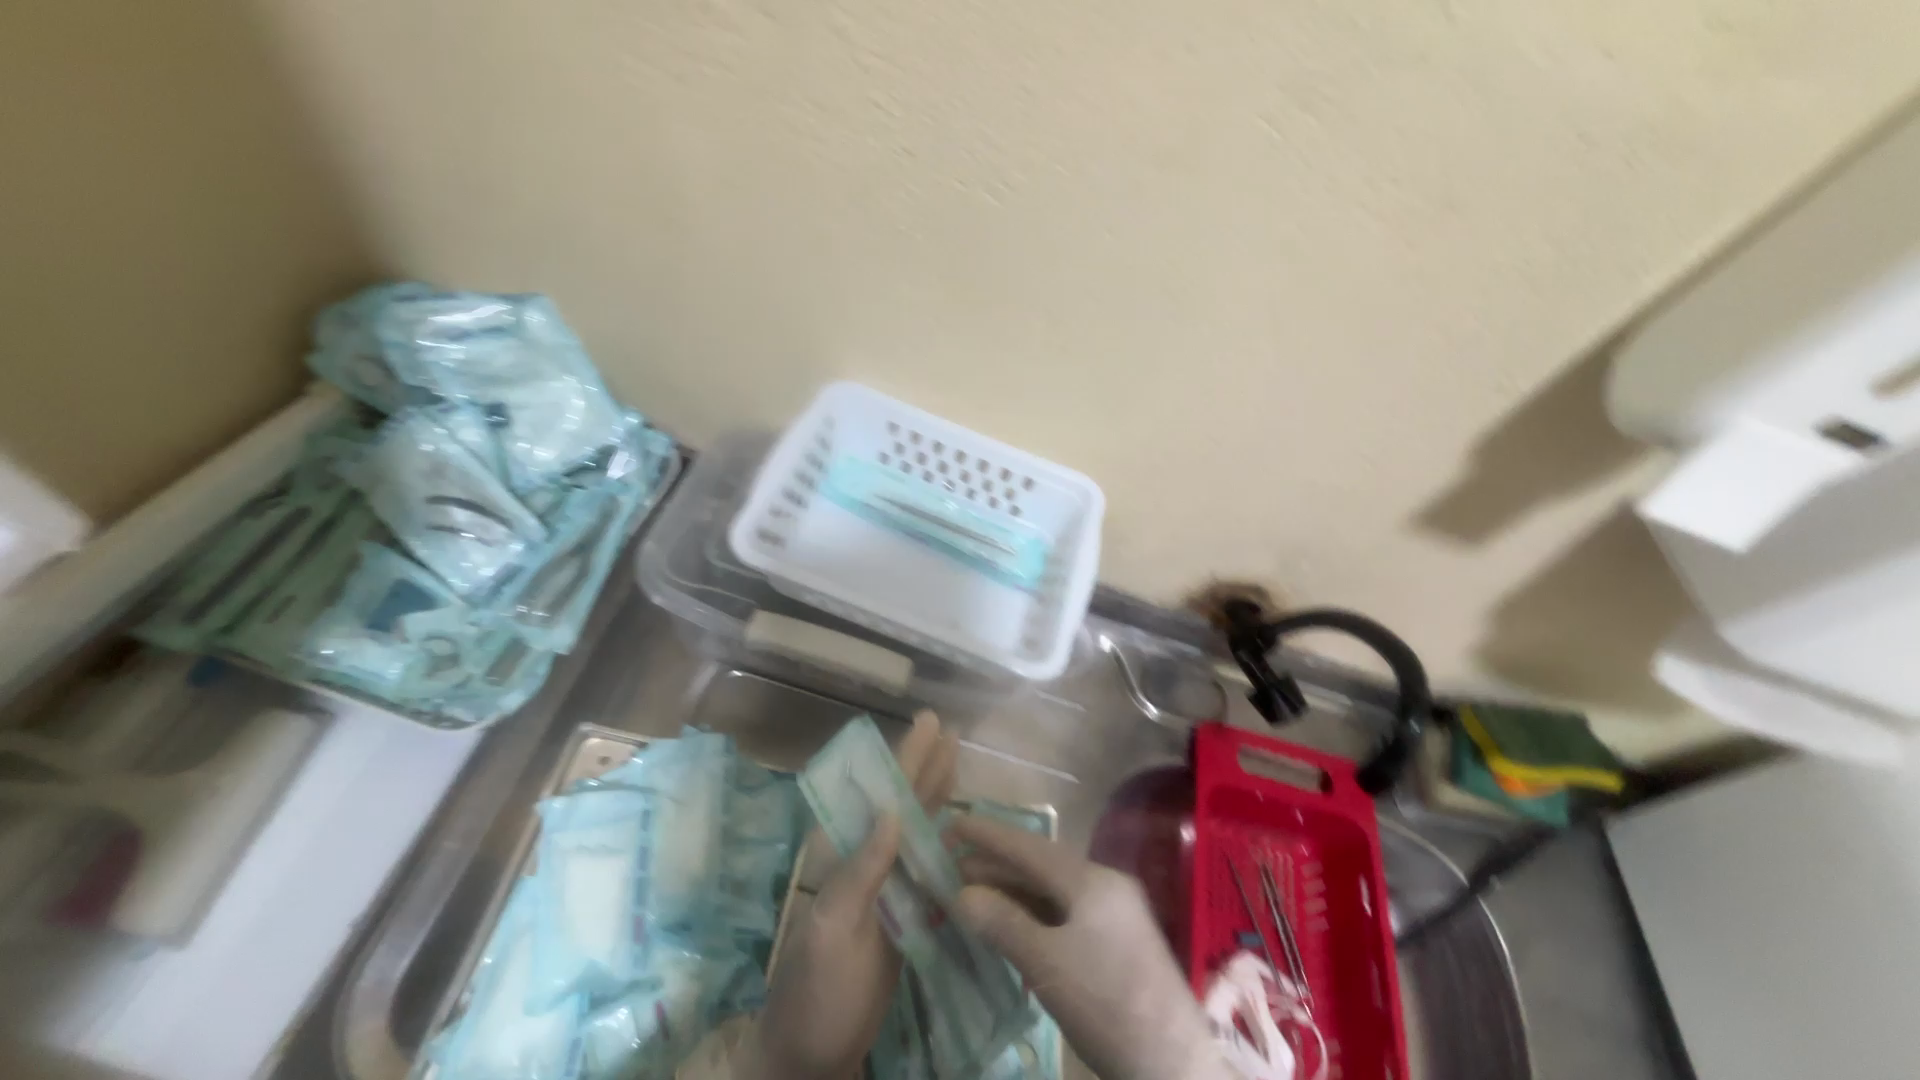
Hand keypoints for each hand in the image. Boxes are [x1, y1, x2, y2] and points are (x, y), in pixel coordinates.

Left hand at [739, 711, 957, 1079]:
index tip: (927, 722)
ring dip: (936, 796)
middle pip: (903, 805)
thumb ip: (861, 871)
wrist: (814, 1053)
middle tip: (948, 731)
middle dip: (924, 766)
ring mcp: (888, 892)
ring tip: (957, 762)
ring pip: (918, 832)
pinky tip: (964, 829)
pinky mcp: (906, 919)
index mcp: (845, 859)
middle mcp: (868, 865)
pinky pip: (930, 870)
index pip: (881, 797)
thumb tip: (892, 809)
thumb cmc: (815, 989)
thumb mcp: (831, 928)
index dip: (905, 758)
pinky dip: (946, 843)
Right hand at [949, 816, 1229, 1079]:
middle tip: (951, 865)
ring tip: (971, 894)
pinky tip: (1010, 926)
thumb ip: (1003, 923)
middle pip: (1041, 868)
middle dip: (996, 866)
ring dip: (1013, 893)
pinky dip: (1032, 916)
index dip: (989, 836)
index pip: (1030, 848)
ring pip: (1053, 893)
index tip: (953, 824)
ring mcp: (1114, 916)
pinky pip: (1064, 915)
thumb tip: (961, 893)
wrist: (1172, 1063)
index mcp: (1092, 880)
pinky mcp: (1116, 945)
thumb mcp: (1046, 963)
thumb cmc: (1106, 1002)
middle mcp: (1106, 887)